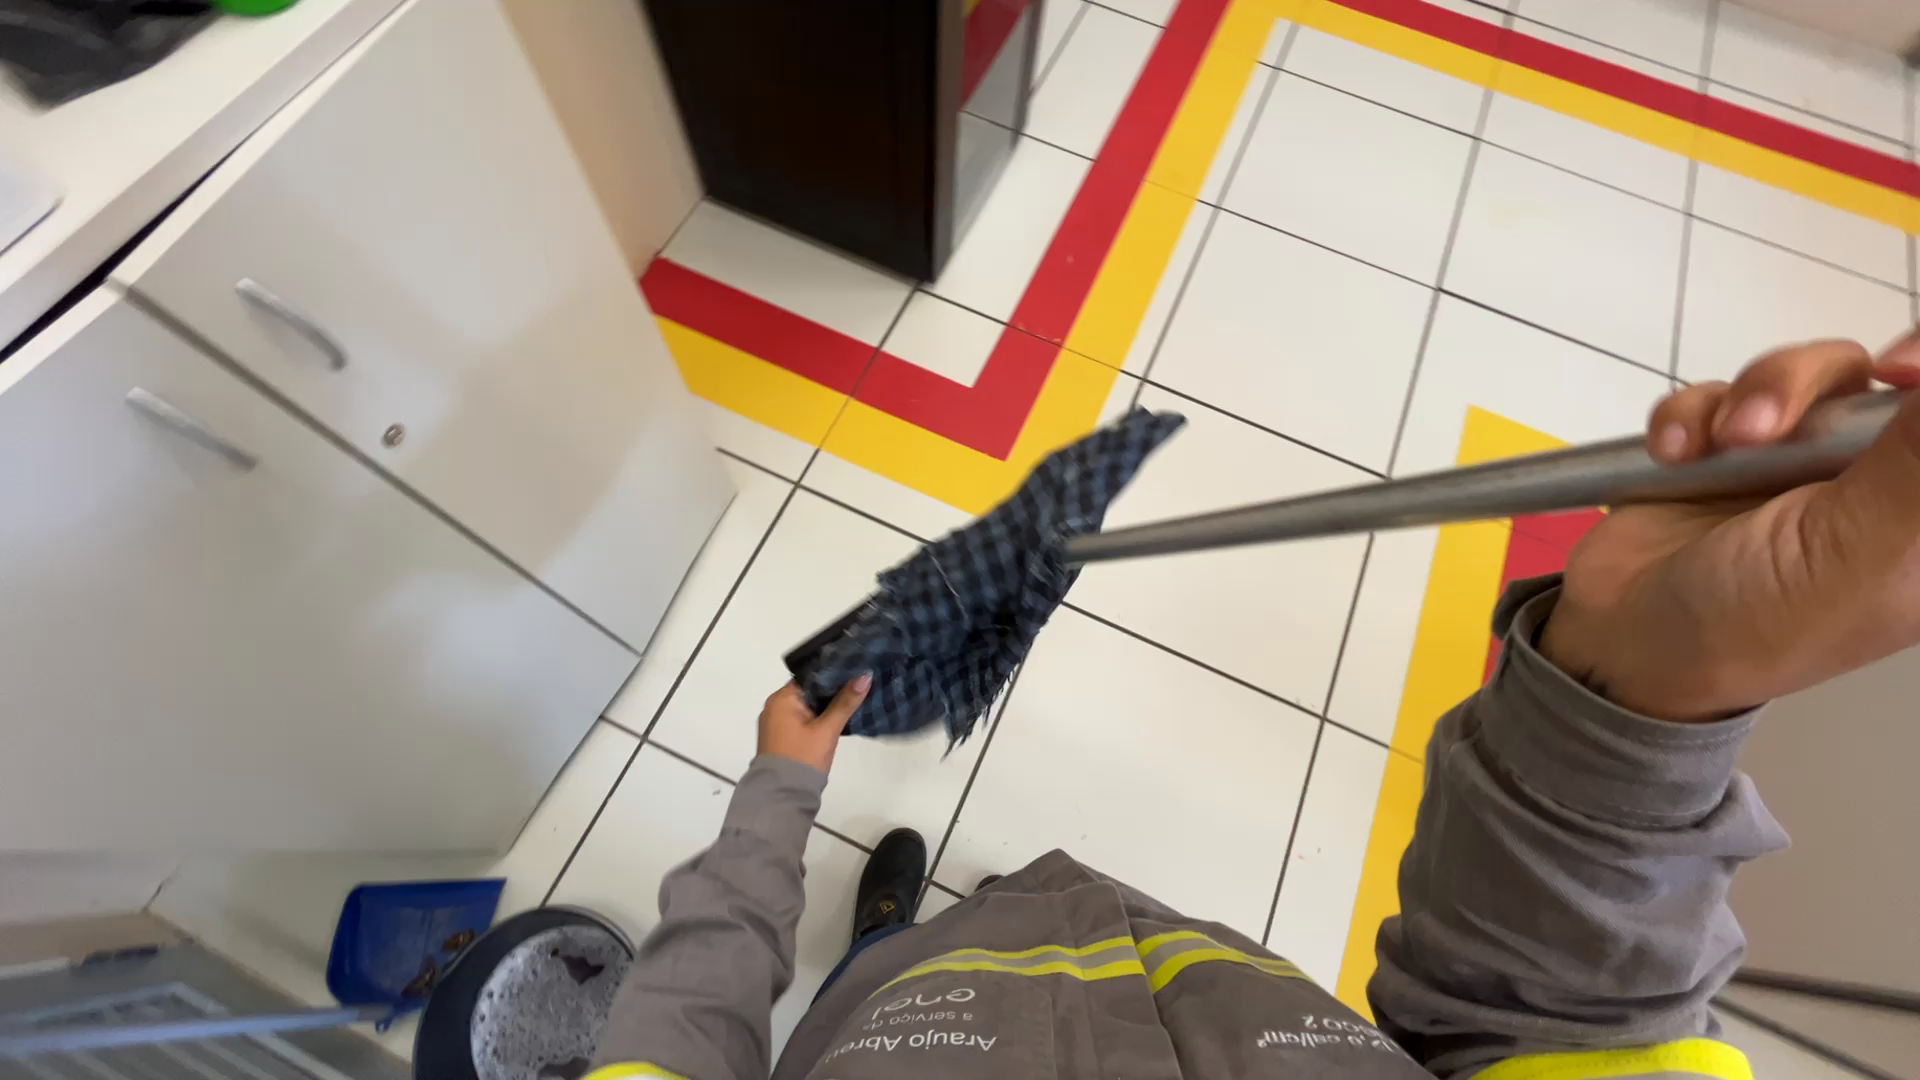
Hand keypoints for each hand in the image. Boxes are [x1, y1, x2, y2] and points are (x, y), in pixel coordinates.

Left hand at [757, 675, 871, 773]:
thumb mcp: (828, 729)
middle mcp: (774, 706)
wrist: (782, 797)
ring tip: (853, 697)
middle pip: (809, 690)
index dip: (834, 672)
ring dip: (826, 704)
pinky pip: (802, 718)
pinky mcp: (781, 737)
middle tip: (859, 682)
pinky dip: (818, 717)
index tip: (856, 669)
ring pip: (807, 705)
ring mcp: (776, 722)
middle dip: (833, 688)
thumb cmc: (803, 758)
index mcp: (781, 698)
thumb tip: (865, 675)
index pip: (811, 675)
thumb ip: (846, 701)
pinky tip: (837, 718)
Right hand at [1539, 329, 1919, 720]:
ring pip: (1797, 374)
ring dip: (1749, 396)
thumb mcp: (1865, 548)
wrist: (1625, 640)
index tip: (1901, 371)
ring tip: (1715, 445)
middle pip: (1887, 372)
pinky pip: (1707, 399)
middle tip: (1776, 421)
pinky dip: (1683, 418)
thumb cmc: (1760, 617)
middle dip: (1817, 384)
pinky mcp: (1708, 454)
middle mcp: (1877, 471)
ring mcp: (1787, 460)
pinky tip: (1671, 457)